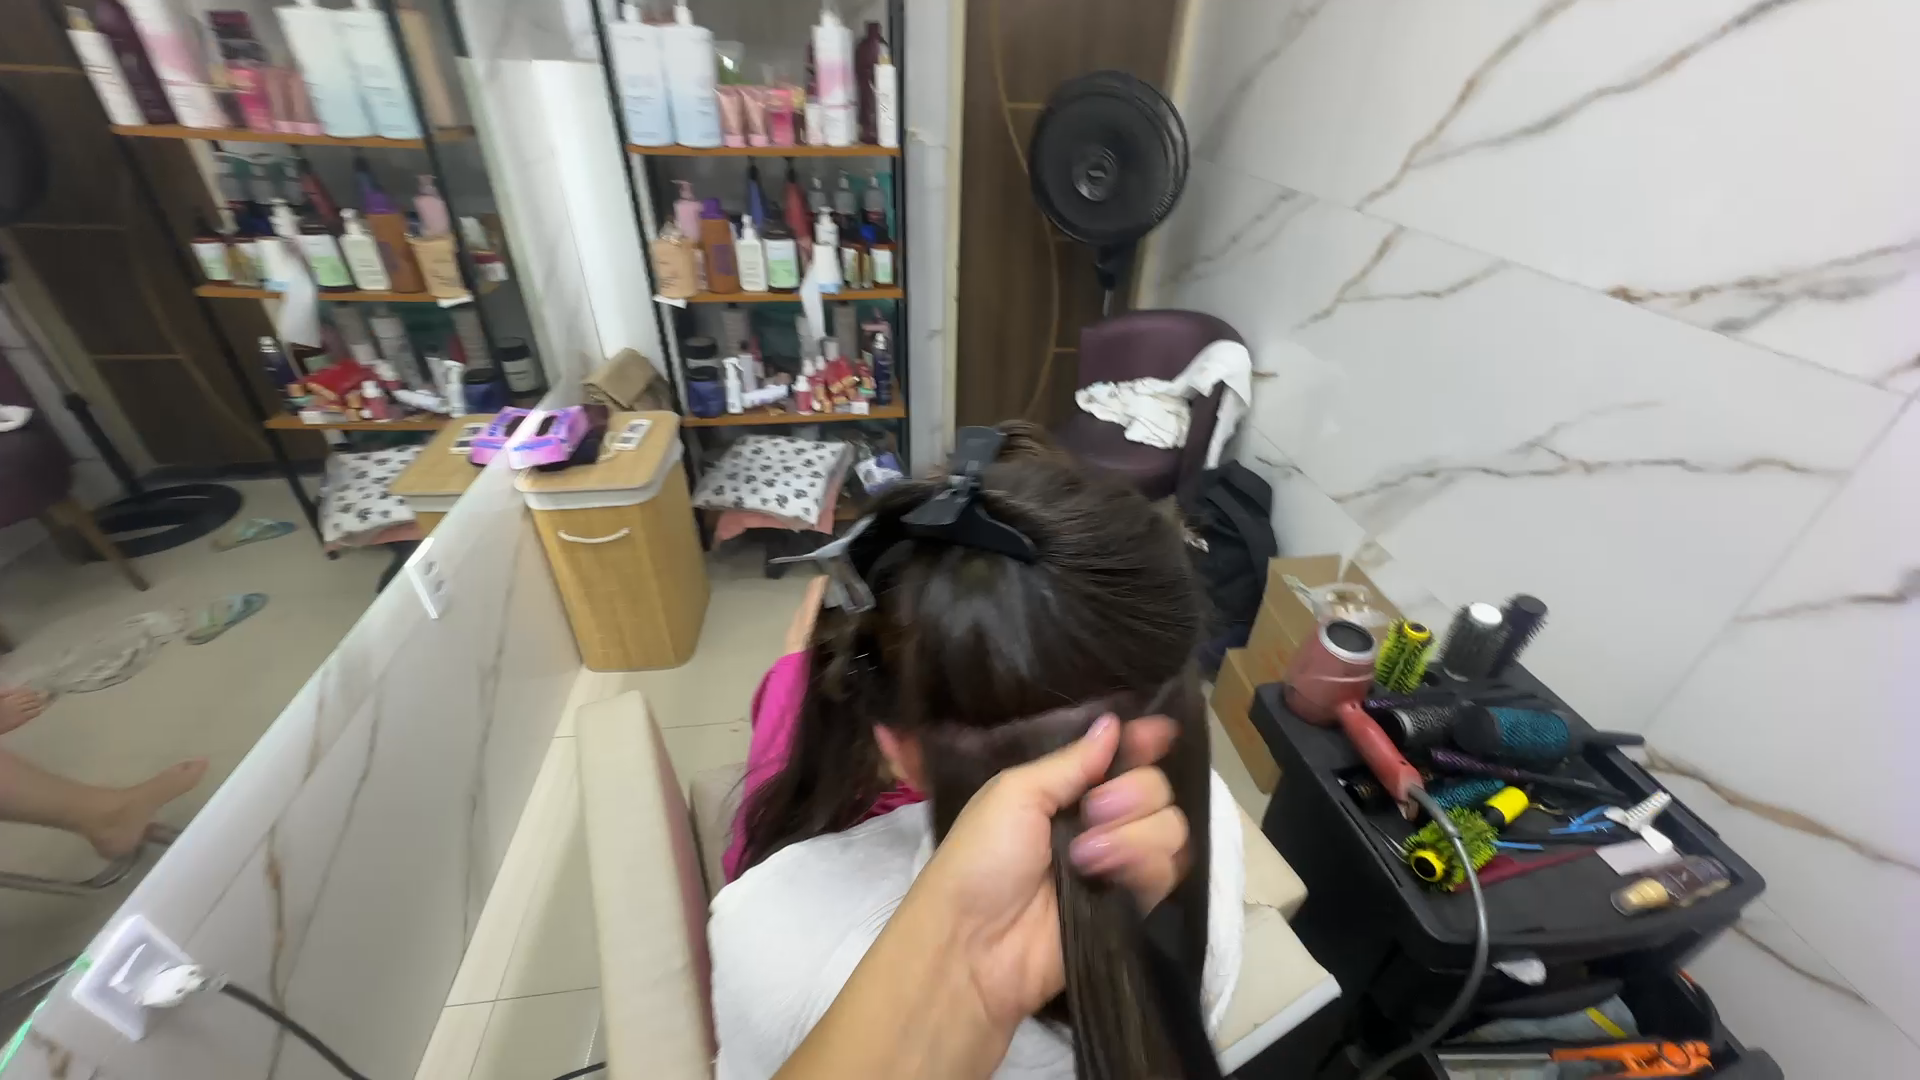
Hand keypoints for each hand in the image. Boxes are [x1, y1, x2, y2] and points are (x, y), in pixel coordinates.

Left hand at [902, 713, 1189, 1032]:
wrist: (974, 944)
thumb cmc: (982, 856)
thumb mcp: (1016, 793)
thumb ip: (1071, 762)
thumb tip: (1113, 721)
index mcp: (1066, 786)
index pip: (1119, 755)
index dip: (1145, 741)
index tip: (1163, 731)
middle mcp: (1099, 819)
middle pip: (1156, 787)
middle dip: (1132, 793)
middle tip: (1093, 813)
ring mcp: (1119, 862)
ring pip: (1170, 827)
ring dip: (1133, 835)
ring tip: (1086, 856)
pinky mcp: (1132, 904)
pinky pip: (1167, 872)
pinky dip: (1143, 866)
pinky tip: (1106, 874)